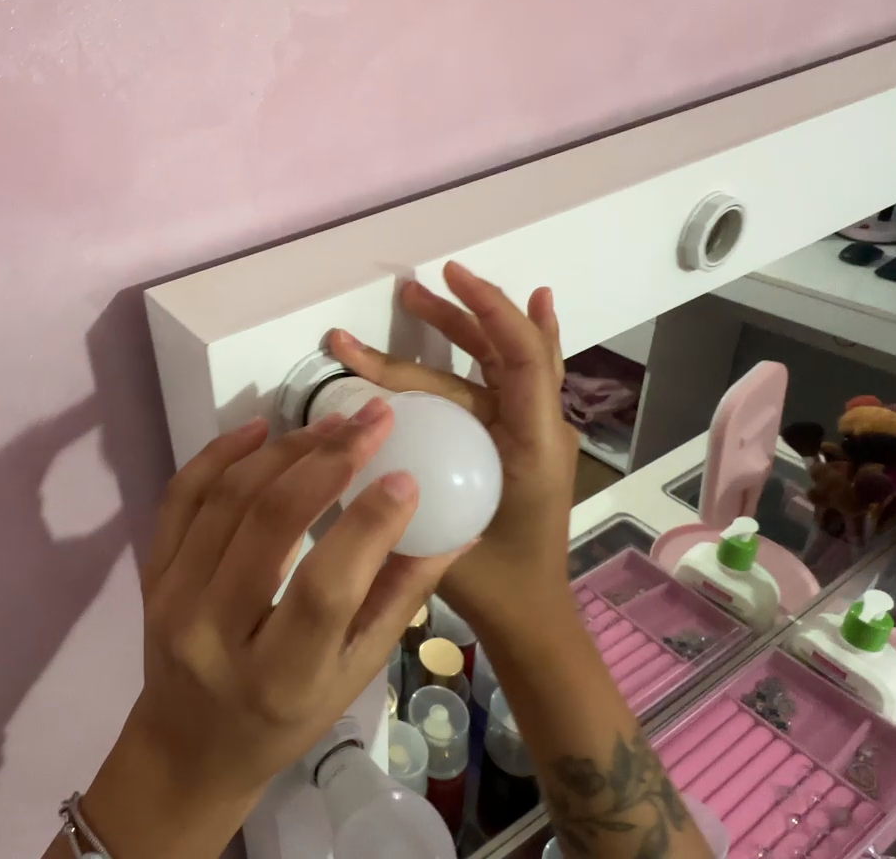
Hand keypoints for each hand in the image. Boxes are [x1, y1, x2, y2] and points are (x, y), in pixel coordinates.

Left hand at [78, 401, 460, 857]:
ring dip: (283, 450)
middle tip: (373, 419)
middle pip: (269, 523)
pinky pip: (181, 495)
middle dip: (328, 460)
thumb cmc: (283, 722)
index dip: (367, 526)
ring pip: (227, 498)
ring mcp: (172, 596)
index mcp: (277, 678)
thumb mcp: (350, 679)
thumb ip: (397, 602)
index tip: (405, 475)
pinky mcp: (150, 571)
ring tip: (331, 423)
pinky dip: (220, 453)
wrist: (186, 747)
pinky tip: (261, 429)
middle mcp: (213, 632)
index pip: (324, 587)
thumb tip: (453, 532)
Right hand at [326, 260, 576, 635]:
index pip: (519, 360)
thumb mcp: (438, 528)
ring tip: (418, 297)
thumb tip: (355, 427)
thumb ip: (404, 480)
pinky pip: (521, 378)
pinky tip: (536, 301)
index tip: (448, 279)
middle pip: (502, 353)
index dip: (487, 312)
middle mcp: (539, 428)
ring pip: (503, 362)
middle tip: (406, 293)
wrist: (528, 615)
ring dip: (466, 325)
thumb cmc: (485, 581)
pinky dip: (525, 338)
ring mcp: (532, 432)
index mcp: (530, 444)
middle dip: (454, 316)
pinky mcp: (519, 439)